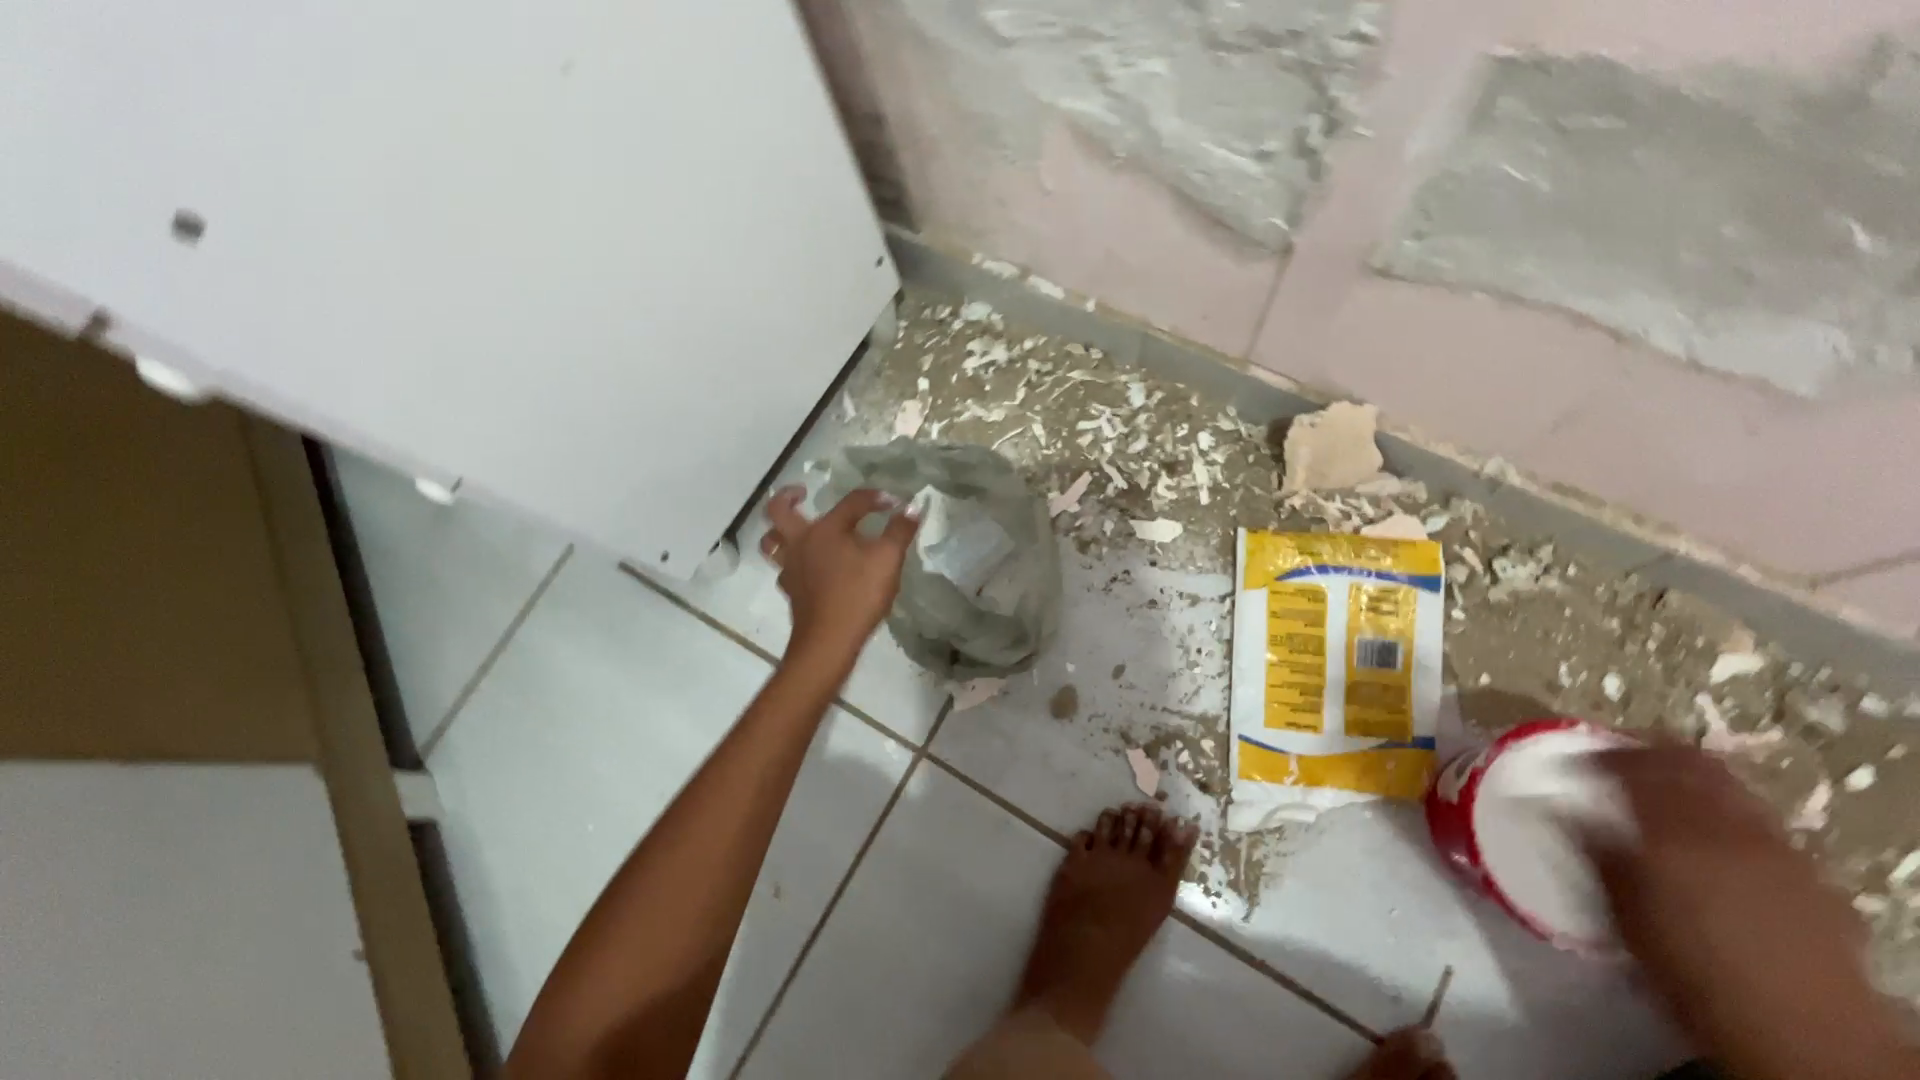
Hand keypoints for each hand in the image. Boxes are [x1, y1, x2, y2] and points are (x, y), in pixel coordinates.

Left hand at [760, 486, 917, 665]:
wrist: (829, 640)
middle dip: (787, 496)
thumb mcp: (888, 559)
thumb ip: (900, 531)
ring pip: (772, 542)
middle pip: (778, 511)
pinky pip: (784, 568)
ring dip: (780, 531)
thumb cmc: (859, 595)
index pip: (851, 503)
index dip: (874, 498)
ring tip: (796, 528)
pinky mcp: (791, 590)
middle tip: (802, 492)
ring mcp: (791, 568)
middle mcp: (801, 542)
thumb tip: (912, 508)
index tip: (894, 503)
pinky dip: (793, 561)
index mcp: (826, 530)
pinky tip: (808, 567)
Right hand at [1587, 746, 1908, 1079]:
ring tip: (1662, 785)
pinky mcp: (1806, 868)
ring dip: (1690, 774)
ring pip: (1728, 783)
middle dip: (1649, 751)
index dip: (1599, 754)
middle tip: (1617, 756)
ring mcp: (1774, 843)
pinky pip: (1756, 817)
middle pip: (1688, 760)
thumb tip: (1556, 809)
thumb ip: (1593, 853)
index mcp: (1671, 829)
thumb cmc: (1689, 973)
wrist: (1798, 1028)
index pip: (1631, 766)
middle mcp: (1725, 823)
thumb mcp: (1622, 914)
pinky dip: (1725, 808)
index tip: (1574, 758)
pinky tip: (1713, 831)